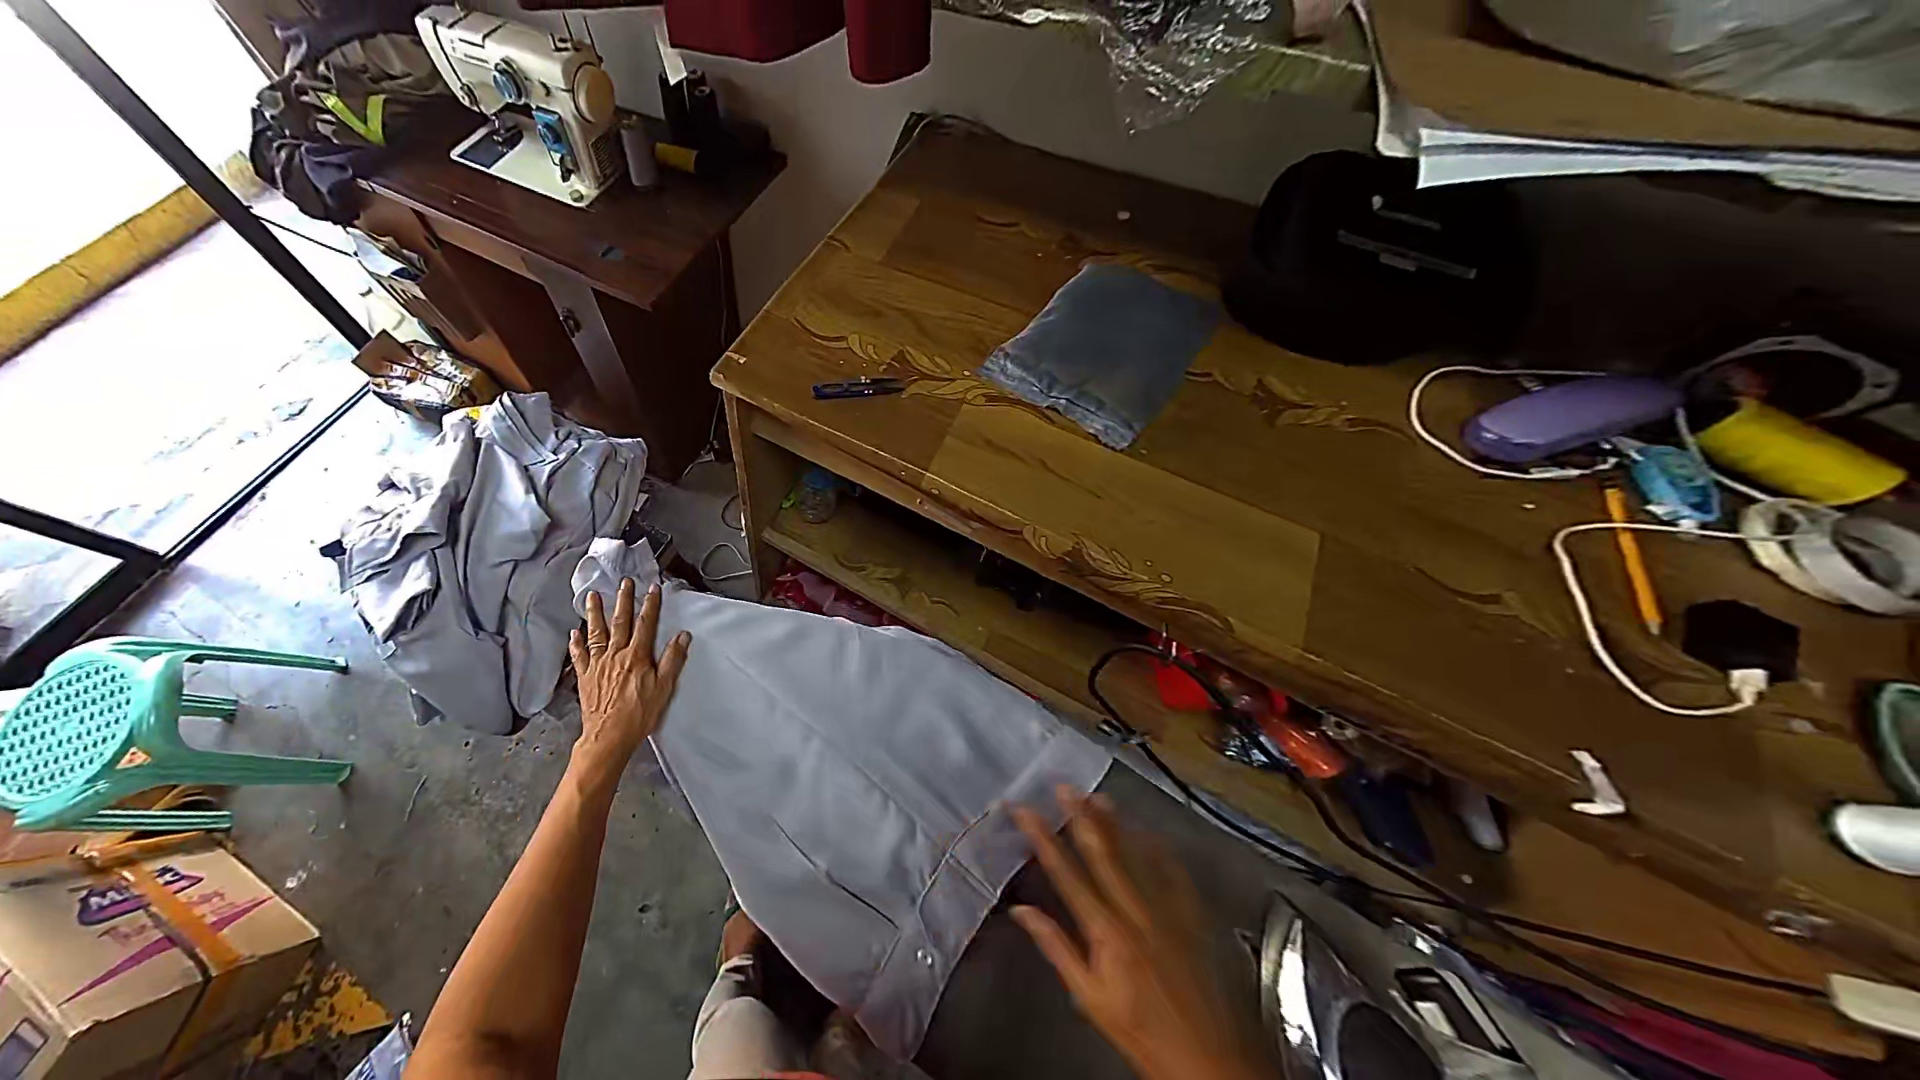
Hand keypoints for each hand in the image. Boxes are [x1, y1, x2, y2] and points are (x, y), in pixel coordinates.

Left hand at [568, 578, 689, 783]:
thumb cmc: (638, 715)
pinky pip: (579, 656)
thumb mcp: (664, 688)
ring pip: (596, 633)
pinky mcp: (585, 677)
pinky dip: (576, 643)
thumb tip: (682, 636)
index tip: (652, 589)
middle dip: (623, 600)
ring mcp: (597, 665)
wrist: (608, 737)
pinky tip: (574, 633)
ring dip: (595, 613)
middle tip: (624, 583)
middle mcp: (615, 656)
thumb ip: (673, 660)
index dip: (650, 605)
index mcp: (636, 657)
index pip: (645, 624)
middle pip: (620, 622)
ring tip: (592, 596)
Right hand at [1013, 788, 1265, 1079]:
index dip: (1042, 838)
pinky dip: (1156, 846)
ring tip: (1096, 795)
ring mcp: (1166, 908)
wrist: (1206, 1056)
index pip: (1066, 873)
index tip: (1024, 811)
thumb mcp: (1089, 998)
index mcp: (1105, 931)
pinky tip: (1145, 829)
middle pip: (1101, 852)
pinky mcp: (1191, 913)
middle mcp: (1134, 910)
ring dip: (1113, 822)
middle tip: (1063, 786)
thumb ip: (1056, 948)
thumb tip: (1022, 911)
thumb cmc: (1139, 1030)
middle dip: (1079, 815)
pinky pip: (1172, 869)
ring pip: (1134, 853)